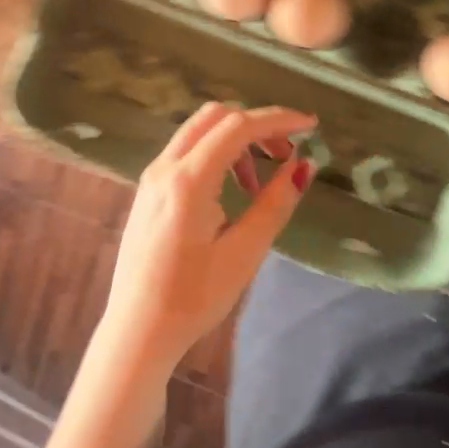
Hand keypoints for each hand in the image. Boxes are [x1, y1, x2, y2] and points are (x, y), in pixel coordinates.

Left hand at [98, 102, 316, 372]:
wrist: (137, 330)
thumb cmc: (193, 298)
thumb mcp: (244, 253)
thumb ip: (275, 203)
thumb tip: (304, 166)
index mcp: (189, 180)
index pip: (238, 126)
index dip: (277, 119)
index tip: (310, 124)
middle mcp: (165, 166)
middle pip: (216, 116)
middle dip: (256, 125)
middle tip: (286, 154)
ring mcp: (152, 175)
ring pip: (199, 130)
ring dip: (236, 140)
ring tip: (258, 186)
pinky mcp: (148, 189)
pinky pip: (186, 150)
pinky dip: (216, 153)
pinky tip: (231, 190)